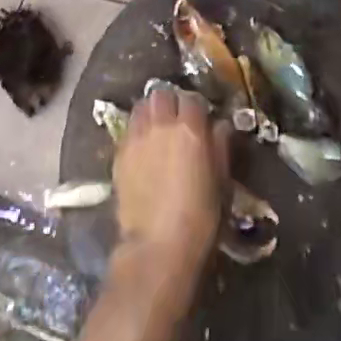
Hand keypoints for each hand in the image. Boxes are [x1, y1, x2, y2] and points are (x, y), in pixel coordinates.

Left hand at [112, 87, 229, 269]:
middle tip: (177, 120)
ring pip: (141, 106)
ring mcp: (136, 136)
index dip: (196, 106)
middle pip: (162, 94)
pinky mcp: (119, 152)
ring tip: (157, 128)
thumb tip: (220, 125)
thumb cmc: (199, 217)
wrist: (157, 245)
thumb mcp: (220, 180)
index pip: (192, 98)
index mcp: (189, 128)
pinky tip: (143, 148)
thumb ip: (220, 146)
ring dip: (151, 112)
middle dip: (170, 102)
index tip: (200, 119)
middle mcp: (160, 124)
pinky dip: (137, 130)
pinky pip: (128, 128)